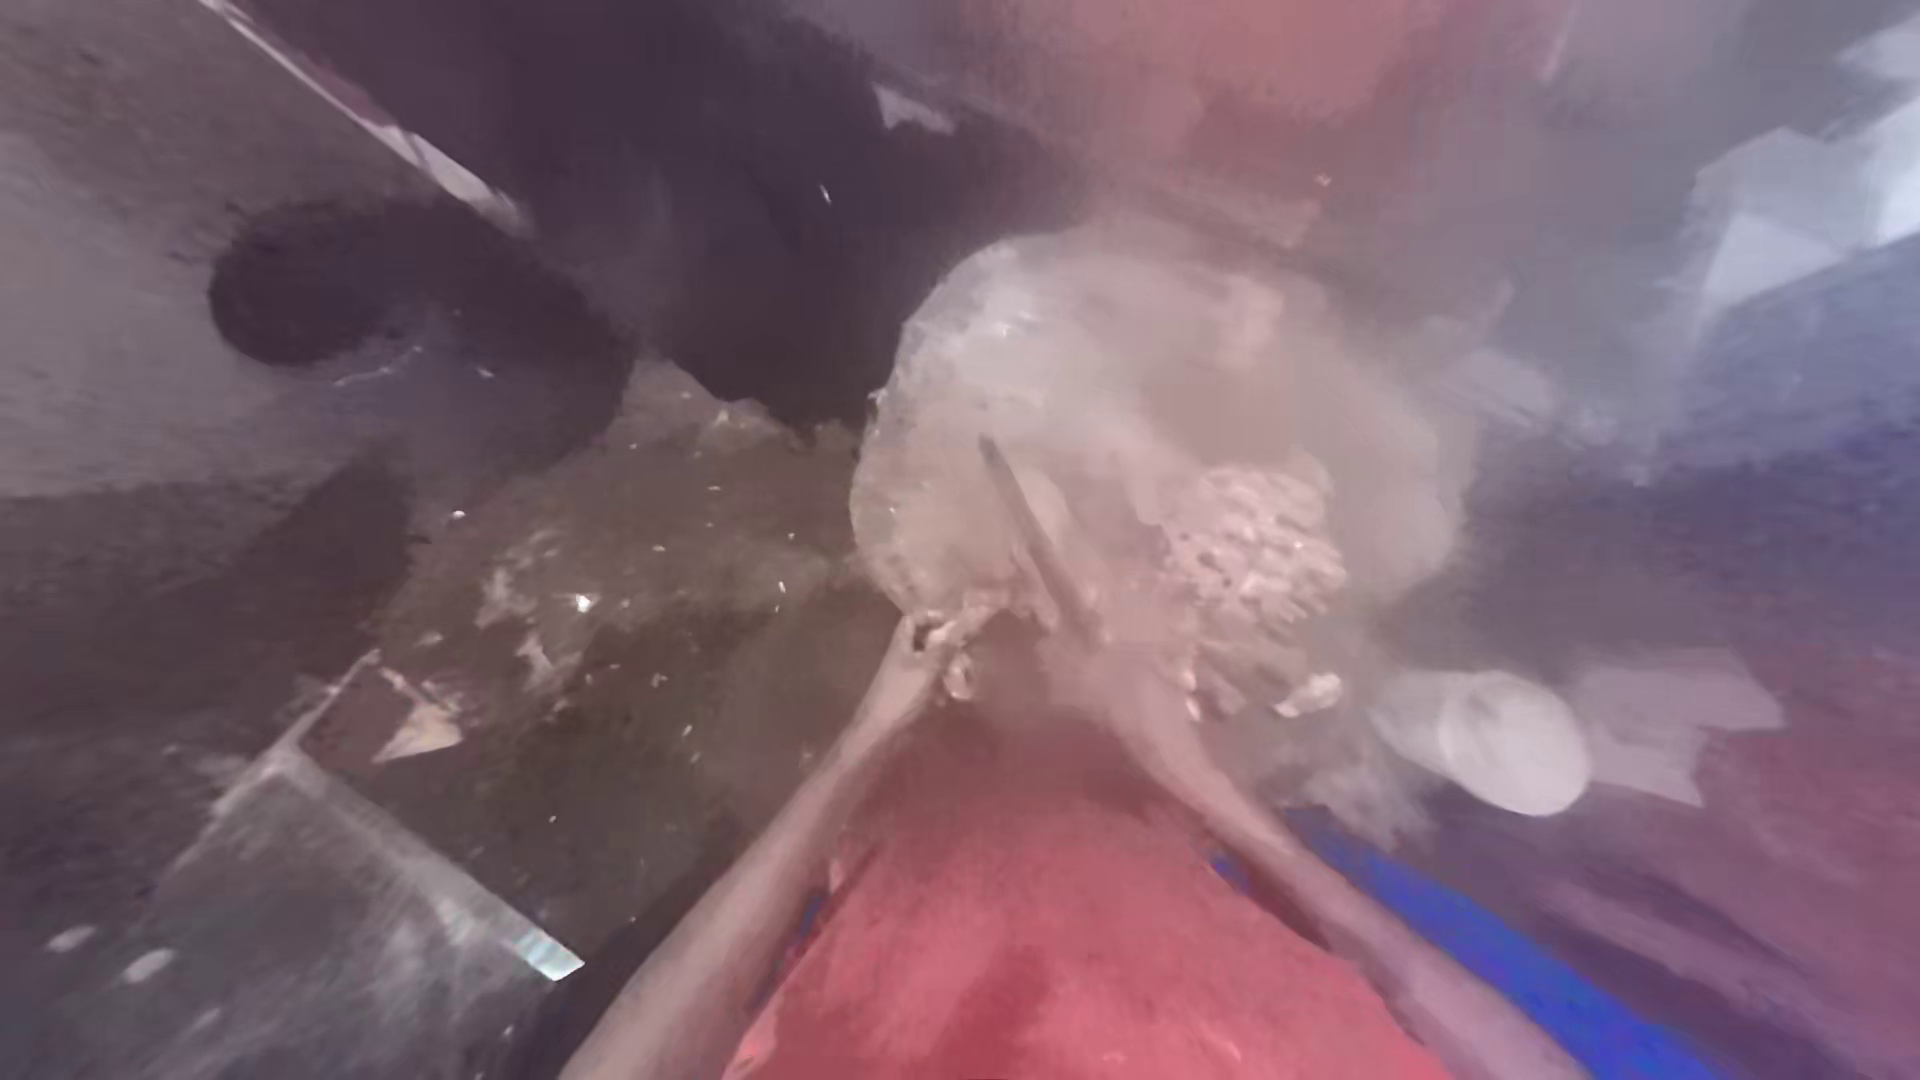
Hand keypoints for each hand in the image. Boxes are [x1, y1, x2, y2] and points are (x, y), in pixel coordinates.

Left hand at [844, 602, 997, 753]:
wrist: (879, 732)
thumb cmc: (901, 696)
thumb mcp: (927, 669)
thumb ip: (946, 646)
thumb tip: (966, 619)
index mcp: (902, 643)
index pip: (914, 617)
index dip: (933, 616)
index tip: (955, 623)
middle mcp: (904, 654)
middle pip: (928, 639)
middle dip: (949, 645)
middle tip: (966, 653)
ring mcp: (907, 673)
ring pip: (933, 660)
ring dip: (950, 666)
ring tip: (964, 677)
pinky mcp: (912, 691)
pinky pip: (932, 680)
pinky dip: (944, 683)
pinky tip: (954, 694)